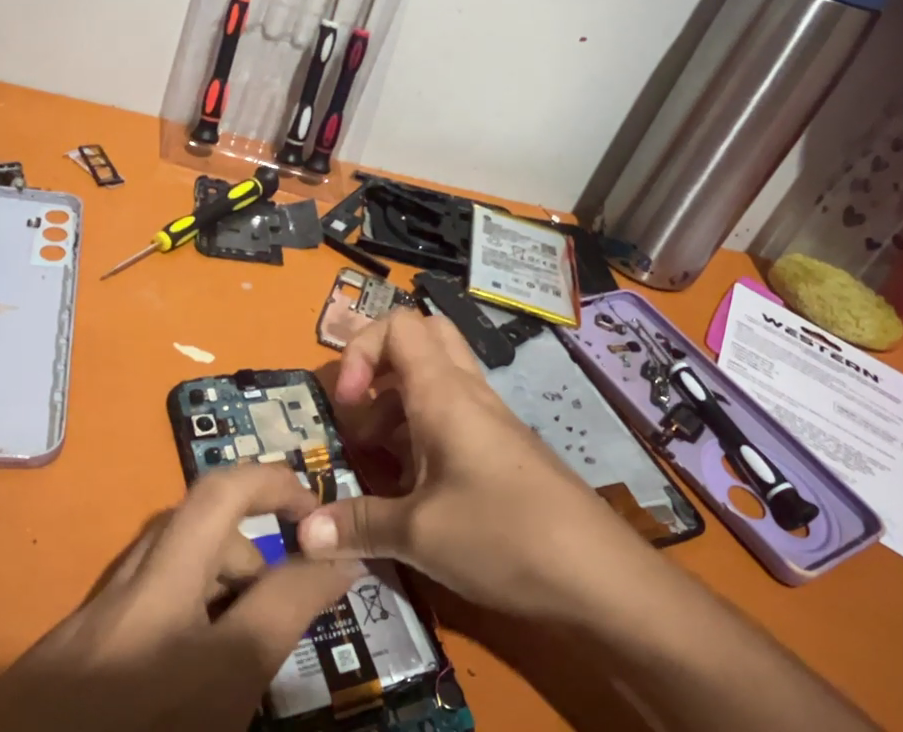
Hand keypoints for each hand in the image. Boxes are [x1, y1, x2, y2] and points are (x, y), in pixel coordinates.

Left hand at [0, 465, 364, 731]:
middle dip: (248, 539)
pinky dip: (181, 604)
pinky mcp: (73, 646)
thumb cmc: (138, 723)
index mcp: (166, 589)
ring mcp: (95, 616)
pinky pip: (141, 595)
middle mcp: (130, 587)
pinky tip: (184, 662)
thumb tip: (339, 563)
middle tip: (276, 598)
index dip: (281, 489)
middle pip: (196, 518)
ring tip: (236, 636)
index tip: (321, 515)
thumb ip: (286, 615)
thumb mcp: (226, 683)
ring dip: (214, 571)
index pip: (230, 499)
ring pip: (167, 557)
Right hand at [294, 309, 638, 619]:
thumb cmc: (503, 536)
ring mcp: (490, 424)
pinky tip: (411, 494)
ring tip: (377, 465)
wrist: (600, 577)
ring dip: (397, 409)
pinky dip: (422, 439)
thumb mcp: (418, 535)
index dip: (360, 352)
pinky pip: (452, 422)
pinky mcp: (503, 455)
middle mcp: (468, 395)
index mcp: (444, 393)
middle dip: (379, 369)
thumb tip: (302, 533)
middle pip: (422, 341)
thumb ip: (356, 525)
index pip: (398, 325)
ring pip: (435, 384)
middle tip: (361, 419)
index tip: (347, 406)